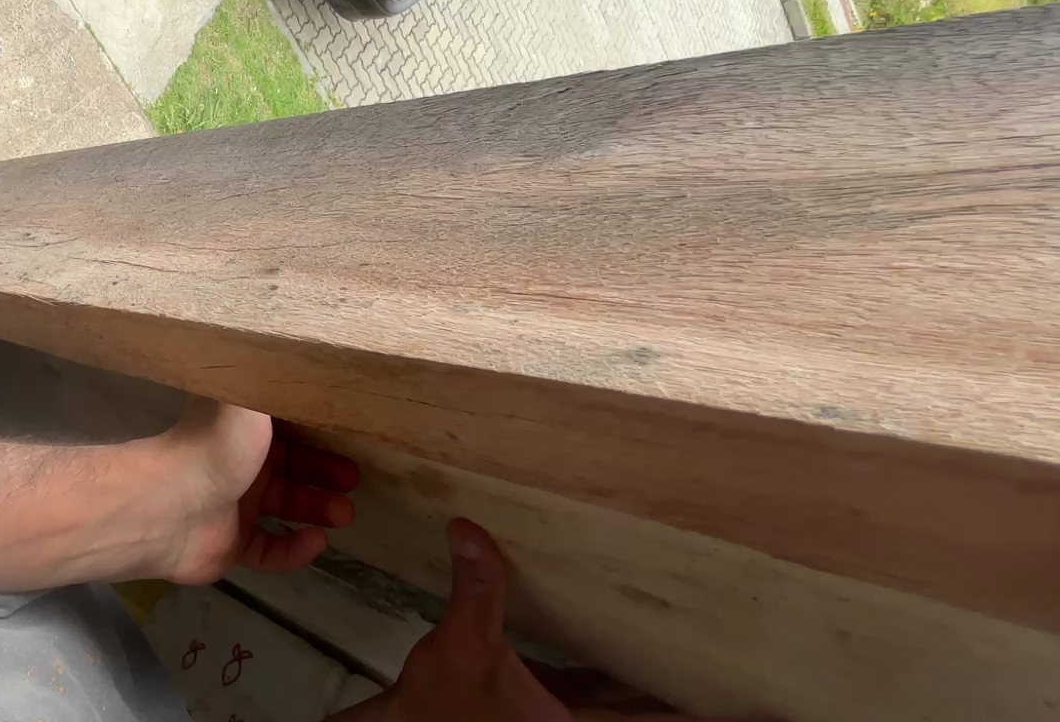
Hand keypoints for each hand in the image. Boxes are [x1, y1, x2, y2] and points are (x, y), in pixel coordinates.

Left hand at [152, 398, 359, 583]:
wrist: (172, 505)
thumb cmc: (216, 446)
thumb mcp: (249, 398)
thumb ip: (271, 379)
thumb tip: (292, 354)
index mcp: (241, 429)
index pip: (285, 428)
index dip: (316, 435)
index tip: (347, 439)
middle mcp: (238, 463)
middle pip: (291, 468)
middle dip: (324, 474)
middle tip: (353, 481)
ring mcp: (234, 505)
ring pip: (285, 508)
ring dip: (317, 509)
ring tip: (345, 514)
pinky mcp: (231, 545)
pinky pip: (271, 549)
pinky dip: (296, 550)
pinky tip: (317, 542)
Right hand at [341, 519, 736, 721]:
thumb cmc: (443, 708)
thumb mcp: (461, 648)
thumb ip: (475, 591)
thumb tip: (469, 529)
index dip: (732, 721)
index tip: (789, 712)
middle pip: (663, 717)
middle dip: (708, 703)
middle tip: (763, 678)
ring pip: (634, 707)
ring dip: (666, 690)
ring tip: (708, 662)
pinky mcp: (547, 710)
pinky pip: (601, 691)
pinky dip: (620, 675)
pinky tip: (624, 646)